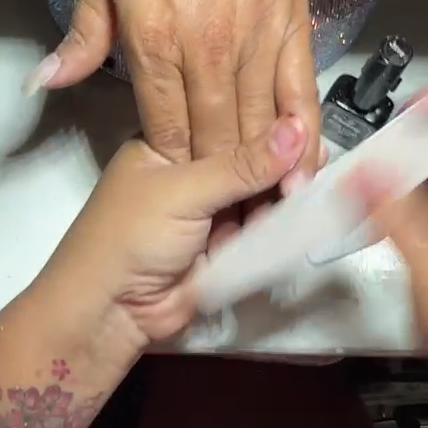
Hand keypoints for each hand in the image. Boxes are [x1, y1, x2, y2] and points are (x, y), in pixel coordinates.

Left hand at [36, 116, 307, 347]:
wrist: (110, 310)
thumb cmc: (132, 236)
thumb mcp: (184, 191)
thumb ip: (243, 164)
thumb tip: (299, 129)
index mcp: (166, 143)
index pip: (222, 117)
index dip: (262, 120)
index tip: (302, 120)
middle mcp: (188, 171)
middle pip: (245, 156)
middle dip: (280, 159)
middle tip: (318, 157)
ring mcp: (206, 210)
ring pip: (256, 191)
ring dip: (284, 191)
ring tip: (316, 184)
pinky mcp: (222, 244)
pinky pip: (258, 226)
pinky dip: (279, 222)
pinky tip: (308, 211)